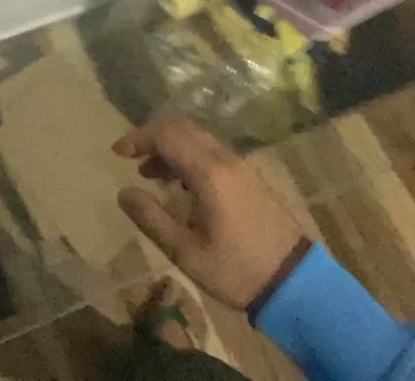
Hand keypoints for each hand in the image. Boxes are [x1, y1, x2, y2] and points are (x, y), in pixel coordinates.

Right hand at [112, 118, 306, 311]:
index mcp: (209, 173)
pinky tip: (181, 185)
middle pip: (183, 129)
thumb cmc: (237, 270)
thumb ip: (152, 219)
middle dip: (153, 137)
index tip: (117, 153)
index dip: (138, 138)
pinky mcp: (250, 179)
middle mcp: (226, 160)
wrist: (297, 284)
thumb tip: (123, 192)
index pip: (167, 135)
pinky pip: (212, 152)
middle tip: (132, 157)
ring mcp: (241, 168)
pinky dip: (189, 156)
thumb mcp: (186, 253)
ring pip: (199, 139)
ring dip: (171, 148)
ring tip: (150, 175)